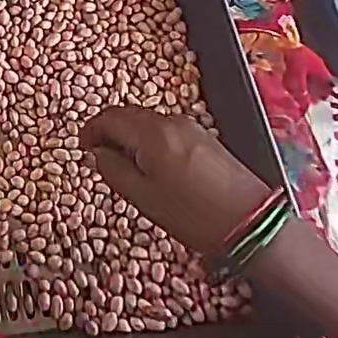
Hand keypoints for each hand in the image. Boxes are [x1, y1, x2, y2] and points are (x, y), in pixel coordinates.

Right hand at [80, 106, 273, 254]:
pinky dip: (149, 139)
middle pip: (127, 113)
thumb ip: (112, 169)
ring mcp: (191, 127)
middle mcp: (170, 122)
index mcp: (150, 133)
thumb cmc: (192, 215)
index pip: (109, 117)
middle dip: (108, 129)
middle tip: (99, 155)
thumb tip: (98, 153)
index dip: (90, 130)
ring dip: (129, 134)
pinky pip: (165, 129)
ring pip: (146, 120)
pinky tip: (152, 164)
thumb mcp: (142, 197)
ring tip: (125, 163)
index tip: (84, 148)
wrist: (253, 224)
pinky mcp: (204, 137)